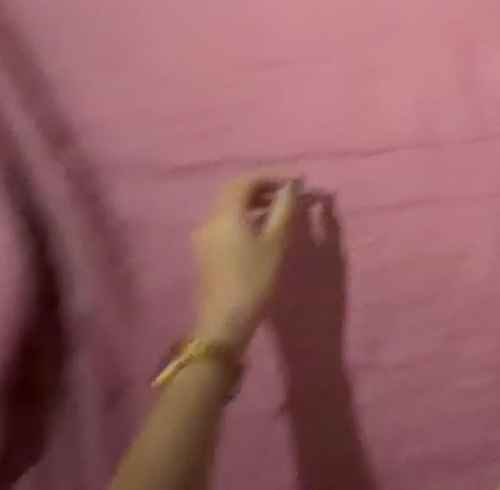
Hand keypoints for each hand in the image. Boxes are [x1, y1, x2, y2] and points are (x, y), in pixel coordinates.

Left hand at [191, 174, 300, 352]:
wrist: (224, 323)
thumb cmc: (254, 278)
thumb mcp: (277, 241)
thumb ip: (285, 207)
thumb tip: (291, 186)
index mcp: (225, 212)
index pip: (248, 180)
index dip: (273, 176)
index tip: (296, 182)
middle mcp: (209, 217)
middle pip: (235, 190)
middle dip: (262, 187)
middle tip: (287, 193)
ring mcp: (203, 234)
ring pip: (228, 205)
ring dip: (252, 201)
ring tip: (277, 210)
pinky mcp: (203, 249)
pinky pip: (223, 220)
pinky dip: (242, 215)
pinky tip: (259, 228)